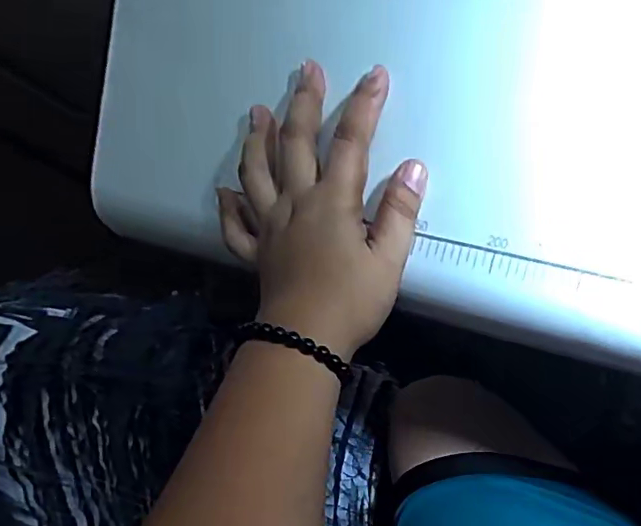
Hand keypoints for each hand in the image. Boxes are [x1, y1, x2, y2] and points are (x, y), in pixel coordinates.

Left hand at [217, 60, 427, 359]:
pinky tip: (227, 193)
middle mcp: (297, 203)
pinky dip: (230, 206)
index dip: (364, 108)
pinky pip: (237, 225)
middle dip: (305, 104)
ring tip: (257, 112)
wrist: (305, 338)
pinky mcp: (257, 253)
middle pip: (297, 144)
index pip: (351, 144)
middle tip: (306, 72)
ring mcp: (271, 226)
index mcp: (333, 203)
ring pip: (258, 172)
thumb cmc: (352, 302)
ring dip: (257, 138)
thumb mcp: (389, 262)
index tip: (374, 77)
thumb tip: (413, 169)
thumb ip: (400, 214)